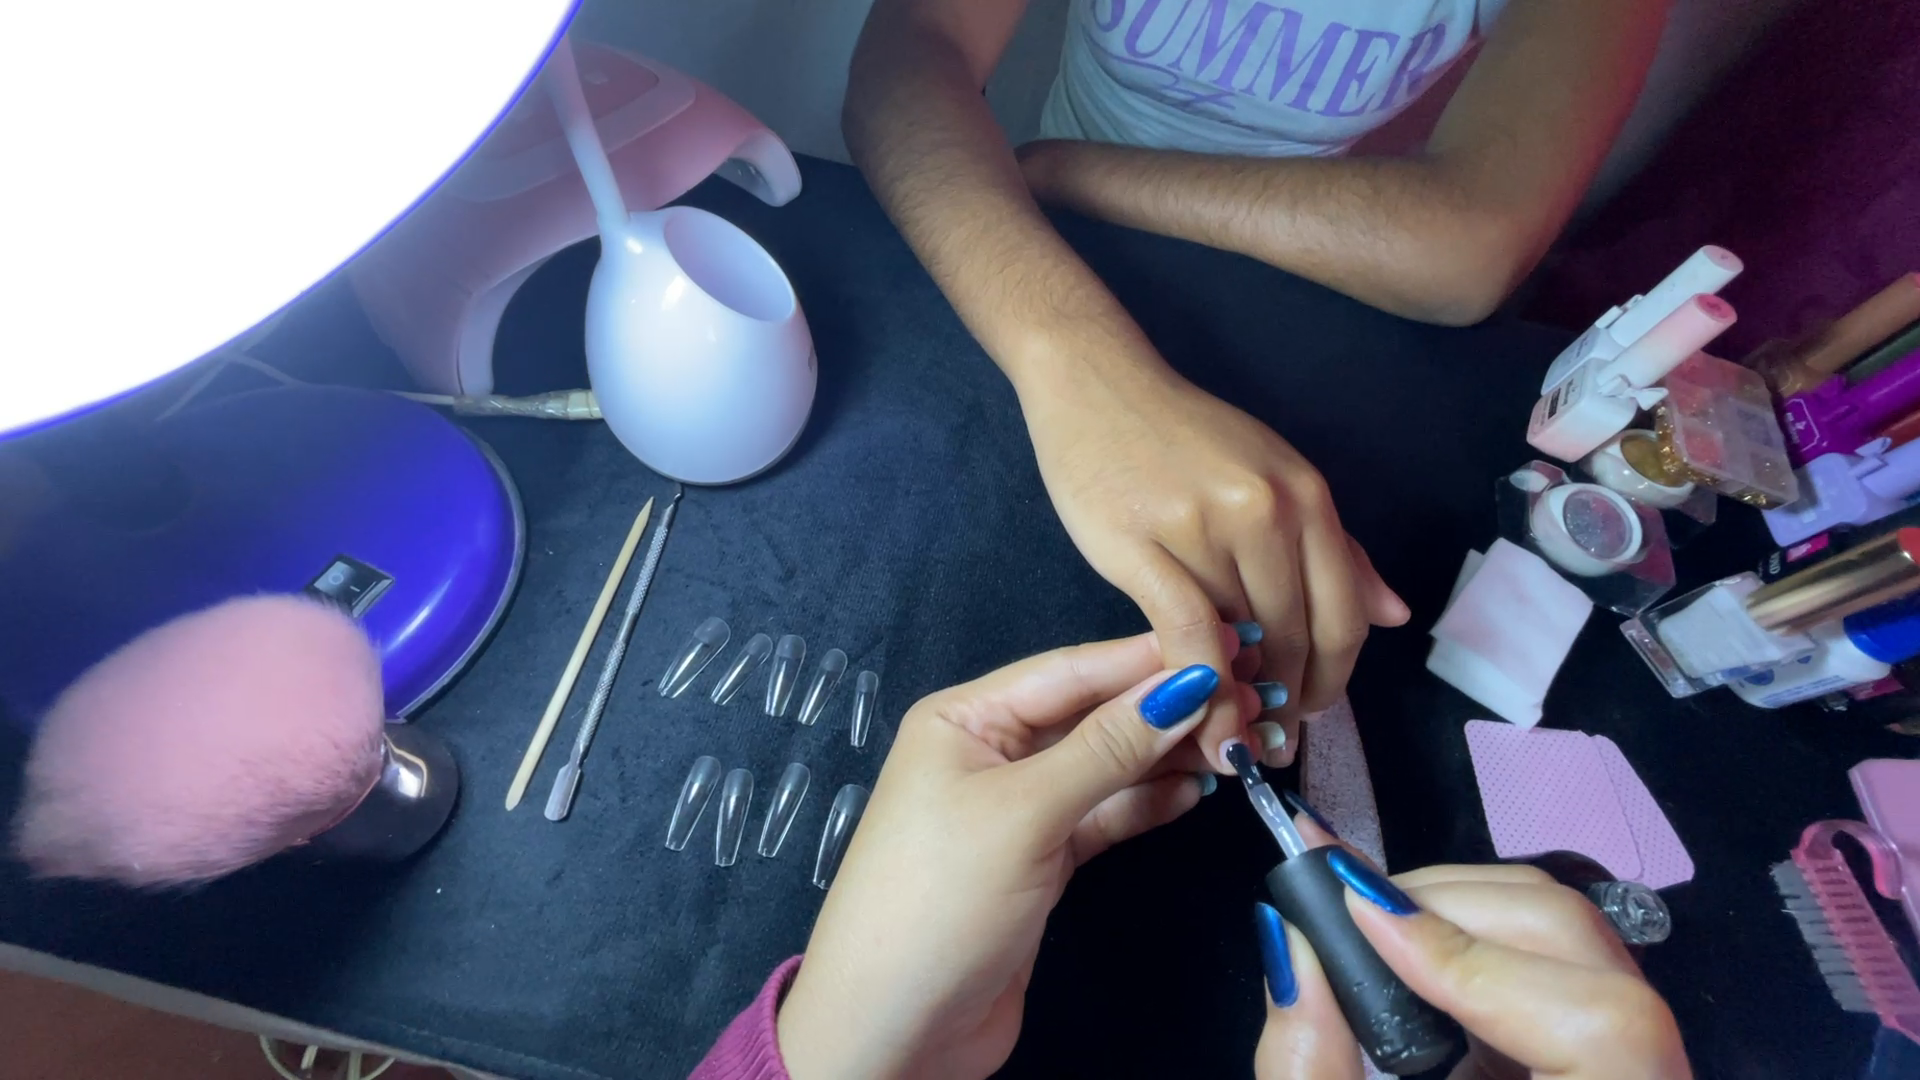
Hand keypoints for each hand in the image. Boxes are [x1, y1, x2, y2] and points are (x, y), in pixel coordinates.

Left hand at [777, 632, 1256, 1079]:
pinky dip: (1146, 801)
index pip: (1069, 671)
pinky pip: (1103, 812)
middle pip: (1090, 713)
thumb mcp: (1023, 812)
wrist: (894, 1032)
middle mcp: (991, 747)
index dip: (1145, 658)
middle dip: (1162, 706)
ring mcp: (1019, 803)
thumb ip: (1106, 749)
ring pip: (1103, 762)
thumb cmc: (943, 897)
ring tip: (1236, 741)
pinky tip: (1197, 788)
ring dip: (1164, 753)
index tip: (1223, 648)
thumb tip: (1186, 688)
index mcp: (966, 715)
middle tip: (1247, 700)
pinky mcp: (1042, 854)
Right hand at [1020, 363, 1406, 770]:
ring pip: (1240, 641)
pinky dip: (1199, 680)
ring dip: (1240, 698)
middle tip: (1264, 737)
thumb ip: (1334, 545)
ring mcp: (1206, 528)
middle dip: (1286, 700)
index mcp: (1307, 496)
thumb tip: (1392, 612)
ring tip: (1226, 728)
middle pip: (1295, 637)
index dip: (1332, 680)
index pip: (1342, 615)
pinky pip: (1186, 631)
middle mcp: (1269, 512)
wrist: (1095, 386)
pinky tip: (1194, 709)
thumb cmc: (1177, 434)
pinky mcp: (1143, 546)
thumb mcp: (1270, 474)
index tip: (1308, 713)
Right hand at [1253, 842, 1690, 1078]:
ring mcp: (1641, 1076)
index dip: (1470, 955)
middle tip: (1348, 915)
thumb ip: (1303, 1068)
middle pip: (1584, 949)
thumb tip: (1284, 937)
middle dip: (1446, 904)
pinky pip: (1550, 950)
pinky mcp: (1605, 1055)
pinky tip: (1406, 949)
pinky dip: (1466, 922)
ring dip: (1453, 902)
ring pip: (1571, 932)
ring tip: (1371, 931)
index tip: (1358, 918)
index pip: (1603, 1029)